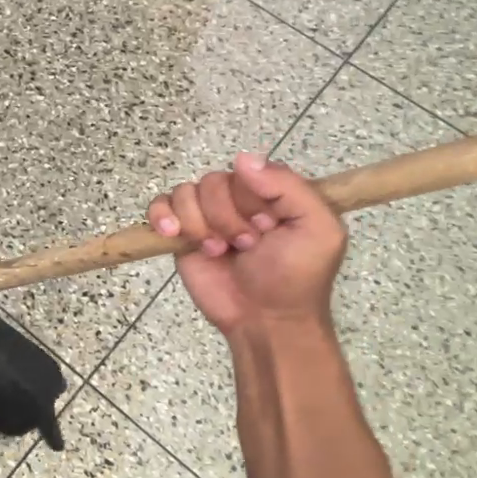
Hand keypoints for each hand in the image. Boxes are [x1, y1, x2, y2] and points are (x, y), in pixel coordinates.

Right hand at [147, 152, 346, 335]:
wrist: (264, 319)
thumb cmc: (295, 277)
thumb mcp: (317, 230)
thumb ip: (289, 188)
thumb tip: (242, 158)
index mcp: (273, 194)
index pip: (249, 170)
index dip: (253, 197)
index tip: (269, 226)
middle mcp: (238, 200)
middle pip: (213, 181)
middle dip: (226, 216)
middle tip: (245, 246)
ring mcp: (206, 216)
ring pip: (185, 192)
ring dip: (199, 223)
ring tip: (217, 250)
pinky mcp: (179, 233)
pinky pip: (159, 205)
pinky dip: (162, 216)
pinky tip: (173, 234)